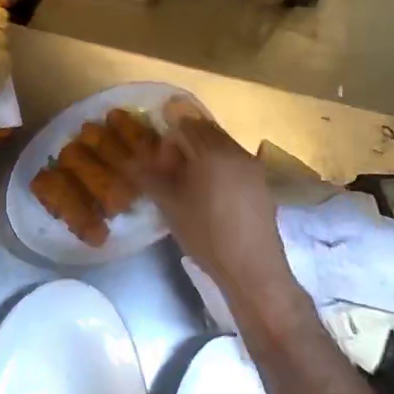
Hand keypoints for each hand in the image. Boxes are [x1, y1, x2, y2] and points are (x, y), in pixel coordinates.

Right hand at [125, 101, 294, 314]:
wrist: (252, 269)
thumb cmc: (207, 235)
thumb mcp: (170, 206)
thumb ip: (149, 177)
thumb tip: (131, 160)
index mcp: (211, 151)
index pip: (184, 125)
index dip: (168, 143)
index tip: (162, 169)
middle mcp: (235, 150)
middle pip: (205, 131)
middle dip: (185, 145)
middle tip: (174, 175)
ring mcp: (252, 165)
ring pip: (221, 144)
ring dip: (203, 155)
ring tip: (193, 187)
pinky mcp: (262, 182)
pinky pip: (235, 160)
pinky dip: (220, 166)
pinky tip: (213, 196)